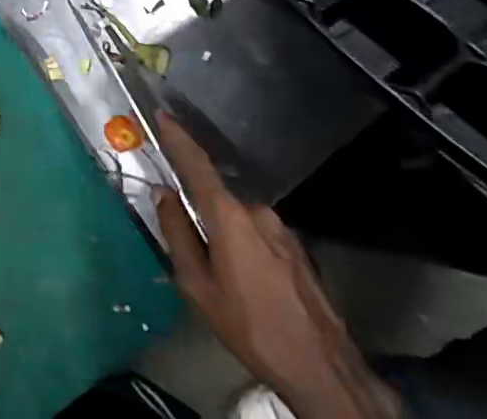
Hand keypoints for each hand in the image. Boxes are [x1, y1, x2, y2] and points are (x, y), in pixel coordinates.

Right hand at [154, 116, 399, 418]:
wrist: (324, 370)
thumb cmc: (250, 327)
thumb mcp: (198, 286)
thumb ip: (177, 234)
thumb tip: (164, 195)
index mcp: (229, 217)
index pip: (198, 166)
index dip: (178, 139)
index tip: (163, 116)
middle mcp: (257, 212)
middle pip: (217, 198)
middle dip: (200, 211)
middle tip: (191, 244)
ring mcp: (283, 230)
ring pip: (239, 219)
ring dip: (225, 234)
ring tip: (221, 274)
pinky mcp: (298, 249)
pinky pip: (259, 234)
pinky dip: (245, 246)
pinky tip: (247, 281)